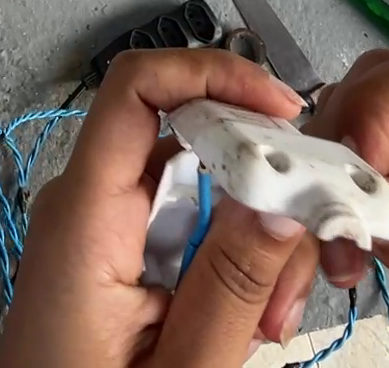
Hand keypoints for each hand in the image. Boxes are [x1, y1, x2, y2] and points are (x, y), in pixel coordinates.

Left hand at [0, 49, 323, 367]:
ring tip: (274, 316)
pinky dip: (227, 249)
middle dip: (253, 172)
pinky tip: (251, 312)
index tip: (281, 107)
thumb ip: (231, 285)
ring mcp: (98, 224)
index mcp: (82, 214)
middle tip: (306, 242)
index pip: (135, 88)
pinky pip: (181, 218)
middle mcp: (84, 201)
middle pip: (180, 136)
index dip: (208, 72)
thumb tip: (283, 200)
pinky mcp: (113, 249)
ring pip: (193, 181)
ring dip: (248, 228)